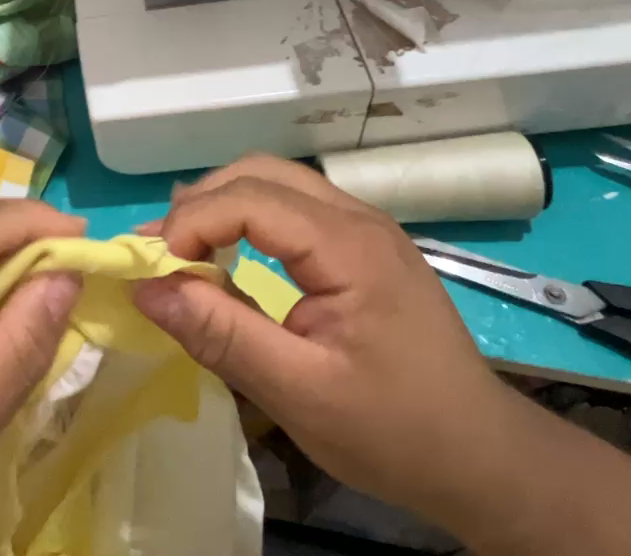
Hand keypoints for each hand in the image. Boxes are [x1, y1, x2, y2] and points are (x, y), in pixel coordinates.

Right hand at [132, 154, 530, 519]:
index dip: (191, 222)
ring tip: (183, 253)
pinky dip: (246, 220)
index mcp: (348, 246)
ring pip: (274, 182)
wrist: (483, 458)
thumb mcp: (299, 393)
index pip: (249, 198)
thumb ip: (221, 334)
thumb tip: (147, 288)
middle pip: (259, 173)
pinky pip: (291, 209)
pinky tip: (229, 257)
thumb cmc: (395, 431)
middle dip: (199, 204)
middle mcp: (356, 218)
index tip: (154, 270)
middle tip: (161, 255)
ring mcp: (363, 228)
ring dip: (221, 207)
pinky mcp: (362, 247)